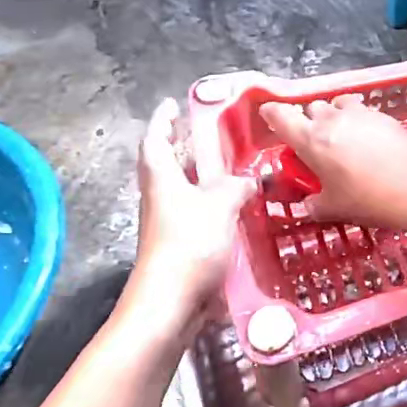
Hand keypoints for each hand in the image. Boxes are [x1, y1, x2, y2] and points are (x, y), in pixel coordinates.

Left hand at [136, 99, 254, 306]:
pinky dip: (215, 206)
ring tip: (232, 168)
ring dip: (202, 178)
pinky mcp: (183, 248)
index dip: (163, 120)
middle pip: (168, 165)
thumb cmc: (189, 244)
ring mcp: (170, 225)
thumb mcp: (220, 205)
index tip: (172, 104)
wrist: (171, 302)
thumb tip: (250, 180)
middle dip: (183, 147)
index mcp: (163, 180)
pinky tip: (238, 209)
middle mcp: (162, 199)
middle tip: (207, 134)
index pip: (157, 140)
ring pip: (185, 191)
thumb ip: (236, 187)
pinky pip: (199, 216)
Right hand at [258, 95, 406, 224]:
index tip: (270, 115)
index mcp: (310, 140)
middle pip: (312, 108)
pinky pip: (363, 111)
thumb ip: (314, 204)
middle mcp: (331, 120)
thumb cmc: (365, 199)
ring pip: (338, 104)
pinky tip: (368, 139)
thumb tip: (308, 204)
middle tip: (316, 142)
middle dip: (309, 121)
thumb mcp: (332, 208)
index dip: (272, 114)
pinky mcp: (383, 116)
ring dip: (335, 115)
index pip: (281, 117)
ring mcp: (359, 114)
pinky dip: (359, 120)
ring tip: (342, 134)